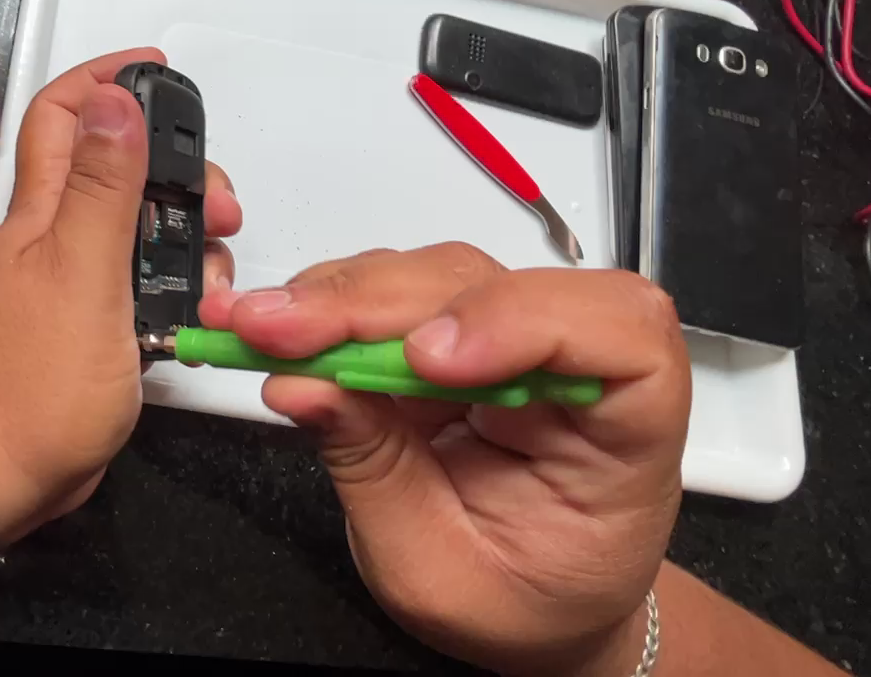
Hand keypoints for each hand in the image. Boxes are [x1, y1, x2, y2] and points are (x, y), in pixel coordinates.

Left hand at [0, 49, 241, 539]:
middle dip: (170, 161)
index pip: (62, 113)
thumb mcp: (80, 274)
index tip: (152, 66)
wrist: (7, 469)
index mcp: (41, 209)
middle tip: (215, 192)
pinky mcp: (94, 309)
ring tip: (219, 254)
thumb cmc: (36, 381)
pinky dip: (177, 270)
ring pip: (135, 215)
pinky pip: (141, 268)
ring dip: (184, 222)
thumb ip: (102, 190)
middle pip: (112, 159)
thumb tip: (114, 104)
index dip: (102, 78)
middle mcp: (53, 230)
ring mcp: (74, 270)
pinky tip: (200, 297)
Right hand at [198, 244, 688, 676]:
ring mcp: (493, 334)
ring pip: (420, 272)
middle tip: (273, 330)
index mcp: (615, 437)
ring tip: (255, 328)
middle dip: (366, 303)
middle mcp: (559, 364)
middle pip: (479, 282)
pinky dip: (319, 300)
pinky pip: (380, 287)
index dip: (520, 320)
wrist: (522, 598)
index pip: (615, 332)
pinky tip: (272, 323)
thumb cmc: (510, 597)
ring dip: (330, 295)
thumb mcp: (433, 570)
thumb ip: (371, 473)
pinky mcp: (434, 328)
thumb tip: (298, 383)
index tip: (425, 361)